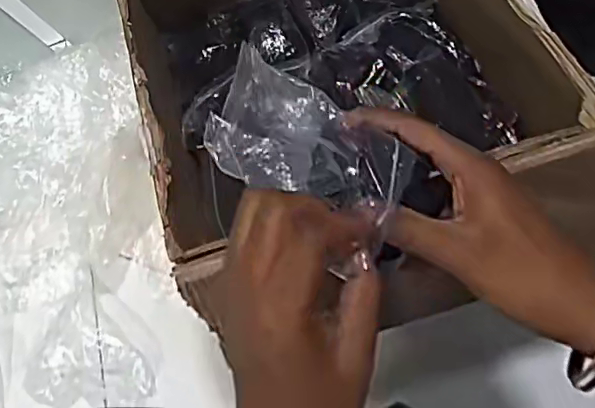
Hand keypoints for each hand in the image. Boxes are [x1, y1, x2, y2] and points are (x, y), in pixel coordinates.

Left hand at [216, 191, 383, 407]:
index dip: (341, 222)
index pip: (306, 233)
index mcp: (280, 302)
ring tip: (321, 228)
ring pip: (253, 206)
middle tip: (344, 227)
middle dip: (314, 207)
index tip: (368, 224)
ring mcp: (230, 272)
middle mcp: (246, 277)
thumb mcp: (355, 360)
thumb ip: (365, 299)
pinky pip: (243, 224)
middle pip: (273, 207)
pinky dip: (269, 217)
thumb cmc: (314, 402)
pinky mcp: (225, 274)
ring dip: (289, 205)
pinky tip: (296, 238)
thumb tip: (366, 251)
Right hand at [351, 108, 594, 354]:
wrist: (591, 311)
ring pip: (432, 162)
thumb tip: (359, 209)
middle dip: (382, 133)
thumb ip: (406, 227)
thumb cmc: (529, 276)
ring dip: (398, 157)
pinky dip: (416, 182)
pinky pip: (443, 182)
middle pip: (422, 139)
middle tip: (345, 137)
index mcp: (471, 166)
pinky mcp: (490, 207)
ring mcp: (486, 187)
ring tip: (363, 161)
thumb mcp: (459, 253)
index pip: (415, 128)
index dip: (377, 119)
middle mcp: (479, 168)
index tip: (344, 119)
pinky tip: (399, 198)